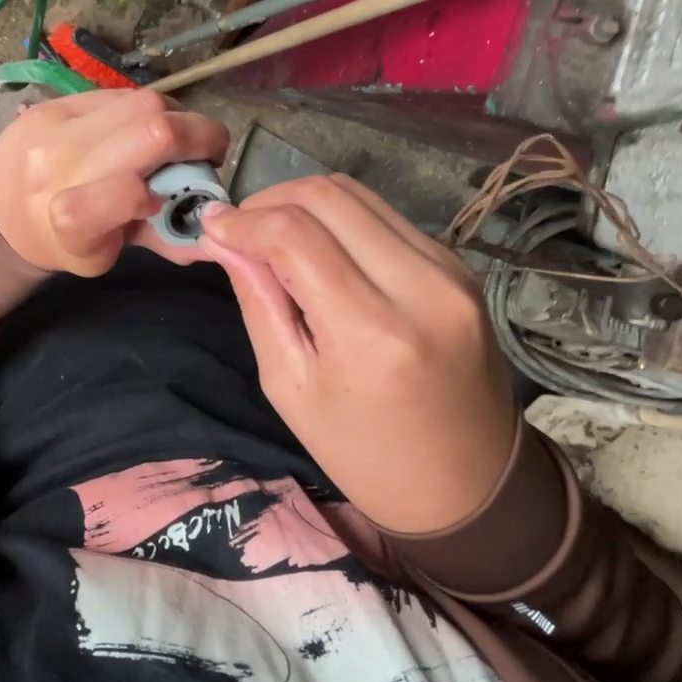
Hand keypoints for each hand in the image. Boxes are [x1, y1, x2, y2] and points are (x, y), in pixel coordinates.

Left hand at [0, 90, 228, 275]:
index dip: (164, 191)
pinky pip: (115, 93)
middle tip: (208, 153)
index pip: (126, 193)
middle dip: (198, 135)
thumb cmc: (60, 240)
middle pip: (149, 127)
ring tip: (176, 138)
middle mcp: (58, 168)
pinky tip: (140, 127)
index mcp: (71, 223)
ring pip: (139, 100)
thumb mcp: (106, 255)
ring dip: (173, 115)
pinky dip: (141, 109)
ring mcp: (51, 127)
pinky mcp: (49, 104)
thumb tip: (214, 235)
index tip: (173, 198)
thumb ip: (162, 242)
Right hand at [198, 175, 514, 533]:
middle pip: (326, 195)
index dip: (242, 220)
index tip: (210, 227)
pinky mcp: (459, 267)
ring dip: (302, 204)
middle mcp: (419, 287)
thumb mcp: (289, 386)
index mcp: (371, 332)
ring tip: (272, 237)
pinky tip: (319, 250)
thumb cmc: (363, 452)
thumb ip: (257, 301)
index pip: (293, 234)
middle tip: (239, 229)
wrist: (470, 486)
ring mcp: (449, 271)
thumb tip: (221, 238)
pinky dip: (339, 220)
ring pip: (357, 194)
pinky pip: (384, 216)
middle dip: (267, 200)